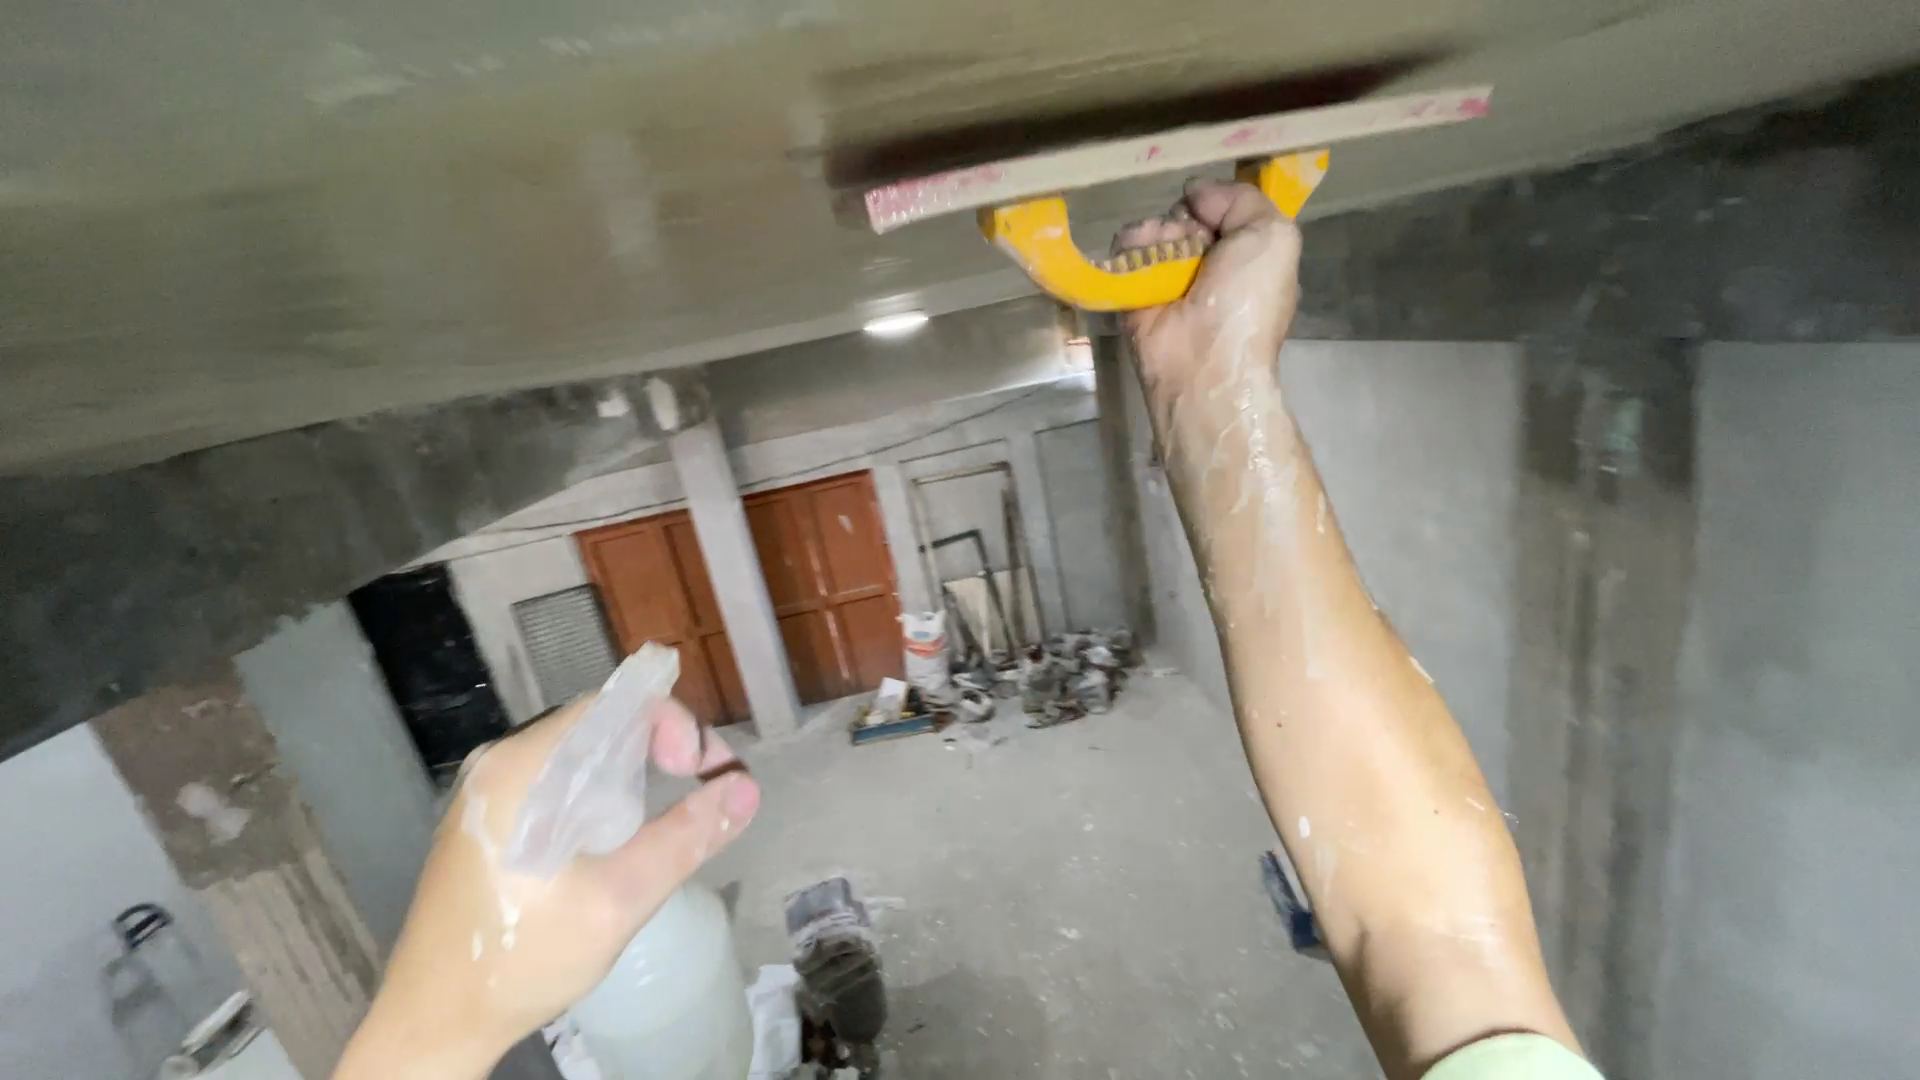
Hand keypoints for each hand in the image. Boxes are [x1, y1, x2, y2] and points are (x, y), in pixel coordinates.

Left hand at [335, 697, 759, 1077]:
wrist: (430, 1029)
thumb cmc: (519, 961)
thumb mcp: (617, 902)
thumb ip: (686, 839)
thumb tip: (748, 788)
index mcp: (520, 768)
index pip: (614, 706)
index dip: (671, 724)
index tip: (700, 772)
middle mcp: (503, 761)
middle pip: (604, 722)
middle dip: (666, 745)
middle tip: (707, 787)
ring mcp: (495, 787)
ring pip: (590, 750)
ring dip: (643, 769)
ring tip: (676, 810)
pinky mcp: (497, 813)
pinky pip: (569, 775)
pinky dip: (612, 788)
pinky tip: (627, 829)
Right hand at [1114, 178, 1303, 407]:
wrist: (1204, 363)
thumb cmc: (1246, 302)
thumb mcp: (1273, 236)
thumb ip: (1241, 199)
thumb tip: (1194, 191)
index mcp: (1244, 255)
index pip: (1222, 210)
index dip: (1216, 202)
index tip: (1212, 211)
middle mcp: (1205, 266)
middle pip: (1184, 216)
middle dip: (1184, 217)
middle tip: (1190, 240)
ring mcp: (1166, 280)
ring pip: (1152, 229)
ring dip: (1156, 231)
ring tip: (1163, 252)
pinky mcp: (1131, 293)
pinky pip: (1123, 253)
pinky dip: (1129, 248)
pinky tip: (1140, 260)